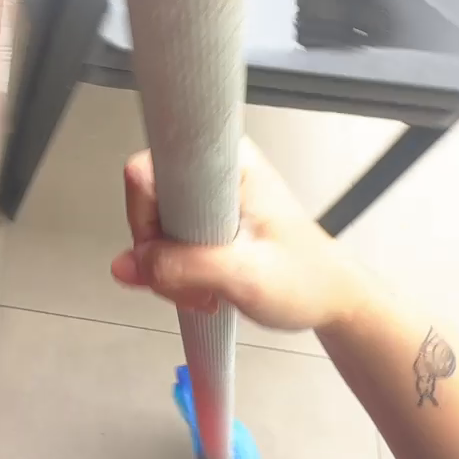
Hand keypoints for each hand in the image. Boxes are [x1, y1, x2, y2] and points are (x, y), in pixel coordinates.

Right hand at [110, 139, 368, 331]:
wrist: (330, 297)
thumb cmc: (307, 279)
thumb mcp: (245, 277)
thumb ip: (183, 267)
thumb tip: (128, 265)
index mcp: (227, 161)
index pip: (152, 168)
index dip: (147, 213)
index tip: (163, 247)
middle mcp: (212, 167)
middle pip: (146, 197)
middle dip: (157, 249)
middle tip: (187, 283)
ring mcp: (205, 190)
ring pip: (151, 220)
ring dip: (164, 263)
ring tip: (200, 289)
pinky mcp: (202, 212)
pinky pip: (162, 233)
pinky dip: (170, 265)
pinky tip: (195, 284)